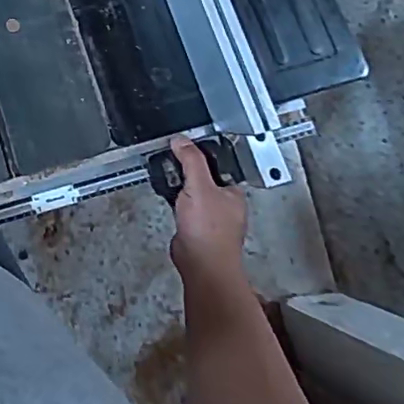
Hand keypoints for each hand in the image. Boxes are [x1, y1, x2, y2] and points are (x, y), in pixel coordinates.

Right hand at [168, 136, 249, 296]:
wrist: (200, 262)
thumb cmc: (210, 231)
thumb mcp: (199, 186)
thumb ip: (191, 161)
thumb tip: (181, 141)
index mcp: (233, 193)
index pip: (216, 165)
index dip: (199, 155)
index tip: (182, 148)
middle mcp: (224, 204)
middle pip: (202, 177)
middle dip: (186, 172)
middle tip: (173, 167)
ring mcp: (209, 216)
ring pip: (191, 192)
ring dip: (179, 188)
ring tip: (170, 184)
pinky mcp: (194, 227)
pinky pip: (183, 207)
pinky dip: (175, 203)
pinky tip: (170, 204)